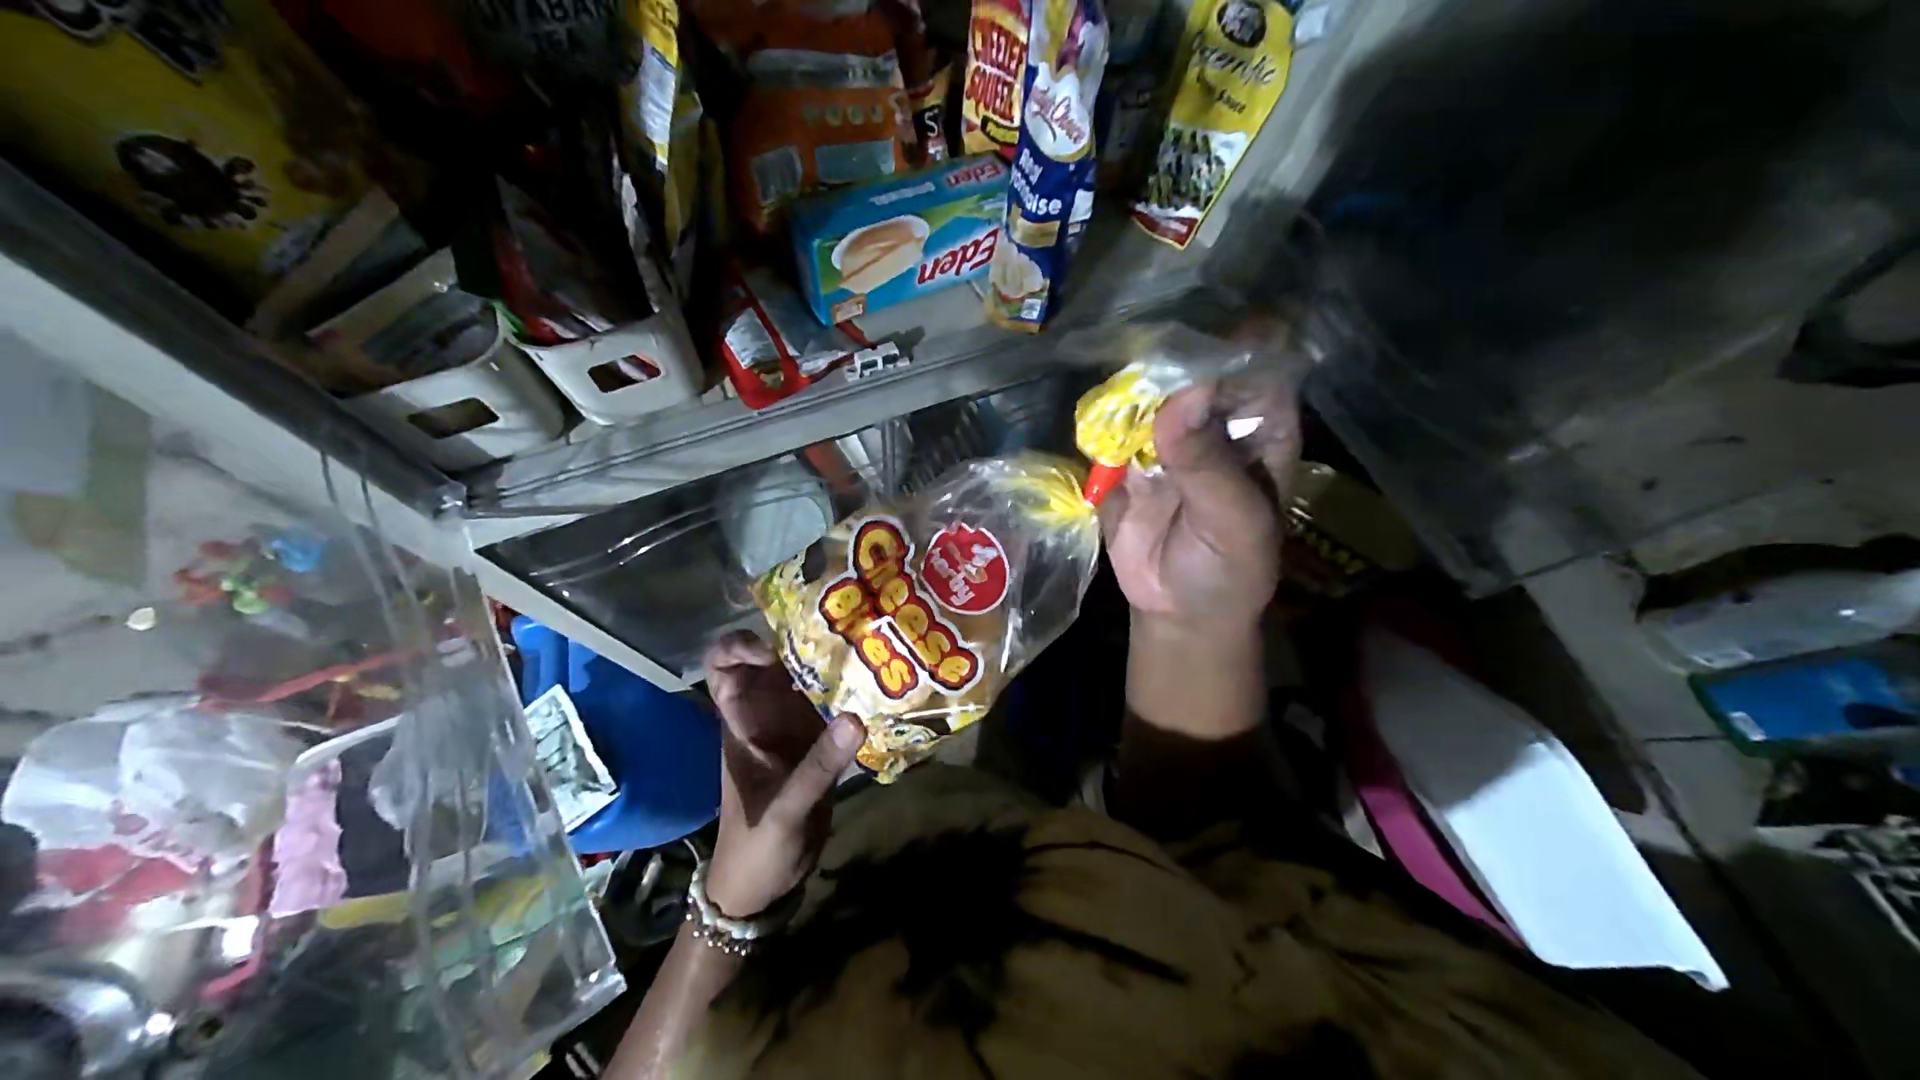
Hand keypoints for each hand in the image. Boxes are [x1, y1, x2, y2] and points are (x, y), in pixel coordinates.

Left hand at [702, 632, 863, 916]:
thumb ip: (817, 768)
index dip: (741, 645)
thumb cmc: (755, 847)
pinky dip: (854, 696)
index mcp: (741, 722)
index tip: (777, 646)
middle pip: (778, 661)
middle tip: (843, 628)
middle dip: (803, 639)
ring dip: (835, 663)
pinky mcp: (819, 744)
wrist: (762, 887)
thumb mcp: (784, 810)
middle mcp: (766, 715)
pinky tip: (884, 688)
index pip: (725, 665)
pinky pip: (835, 708)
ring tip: (871, 647)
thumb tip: (856, 719)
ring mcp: (794, 727)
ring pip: (809, 679)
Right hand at [1100, 378, 1299, 631]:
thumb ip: (1208, 463)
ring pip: (1149, 391)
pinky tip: (1097, 427)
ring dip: (1129, 391)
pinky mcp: (1125, 455)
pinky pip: (1112, 426)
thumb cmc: (1229, 570)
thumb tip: (1182, 396)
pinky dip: (1101, 421)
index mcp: (1262, 427)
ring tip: (1116, 405)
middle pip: (1196, 368)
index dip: (1230, 351)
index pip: (1257, 365)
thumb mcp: (1235, 523)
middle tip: (1143, 379)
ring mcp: (1168, 434)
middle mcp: (1215, 420)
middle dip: (1169, 366)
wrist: (1178, 612)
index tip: (1194, 360)